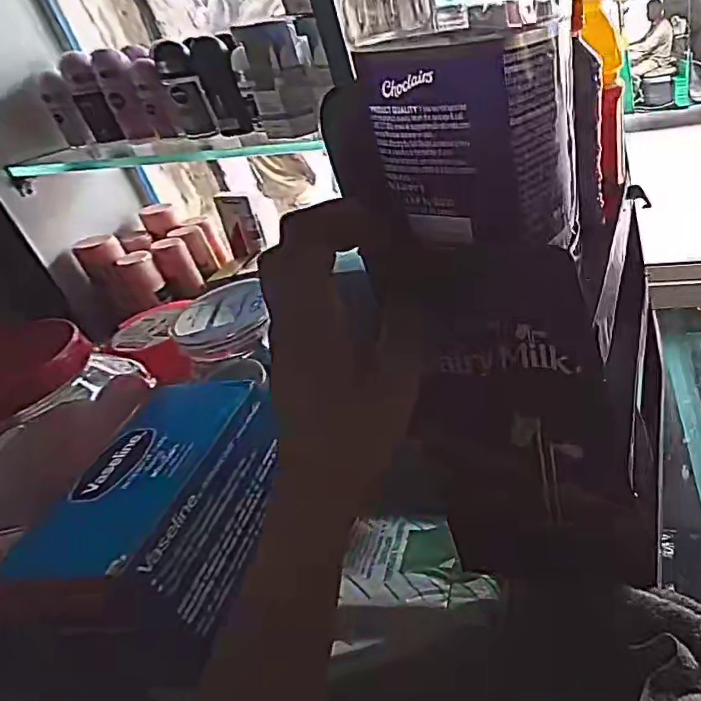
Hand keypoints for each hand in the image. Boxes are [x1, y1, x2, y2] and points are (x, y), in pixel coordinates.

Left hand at [257, 199, 424, 519]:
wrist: (318, 482)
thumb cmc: (358, 435)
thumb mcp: (398, 378)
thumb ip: (408, 324)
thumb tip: (418, 287)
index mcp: (312, 318)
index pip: (306, 240)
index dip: (343, 218)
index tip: (385, 226)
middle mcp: (288, 317)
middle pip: (287, 244)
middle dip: (329, 222)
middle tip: (375, 227)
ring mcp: (283, 331)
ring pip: (286, 266)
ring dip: (322, 245)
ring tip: (368, 248)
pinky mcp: (289, 345)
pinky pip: (295, 289)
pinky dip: (322, 271)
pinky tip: (358, 287)